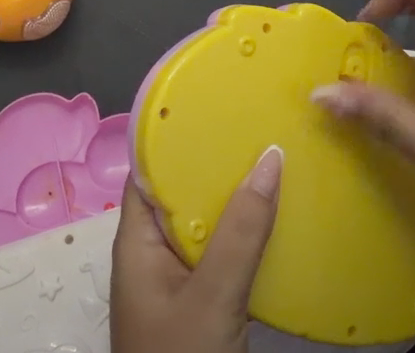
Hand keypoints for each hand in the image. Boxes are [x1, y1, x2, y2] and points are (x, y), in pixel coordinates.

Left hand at [110, 146, 282, 352]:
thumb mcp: (213, 294)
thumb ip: (240, 232)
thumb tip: (270, 156)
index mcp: (137, 240)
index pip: (151, 171)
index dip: (179, 139)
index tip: (217, 112)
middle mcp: (152, 253)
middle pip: (182, 196)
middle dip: (217, 167)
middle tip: (261, 132)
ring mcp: (175, 280)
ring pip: (206, 227)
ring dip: (236, 202)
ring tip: (277, 166)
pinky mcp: (198, 304)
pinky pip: (221, 256)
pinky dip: (244, 238)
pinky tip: (276, 225)